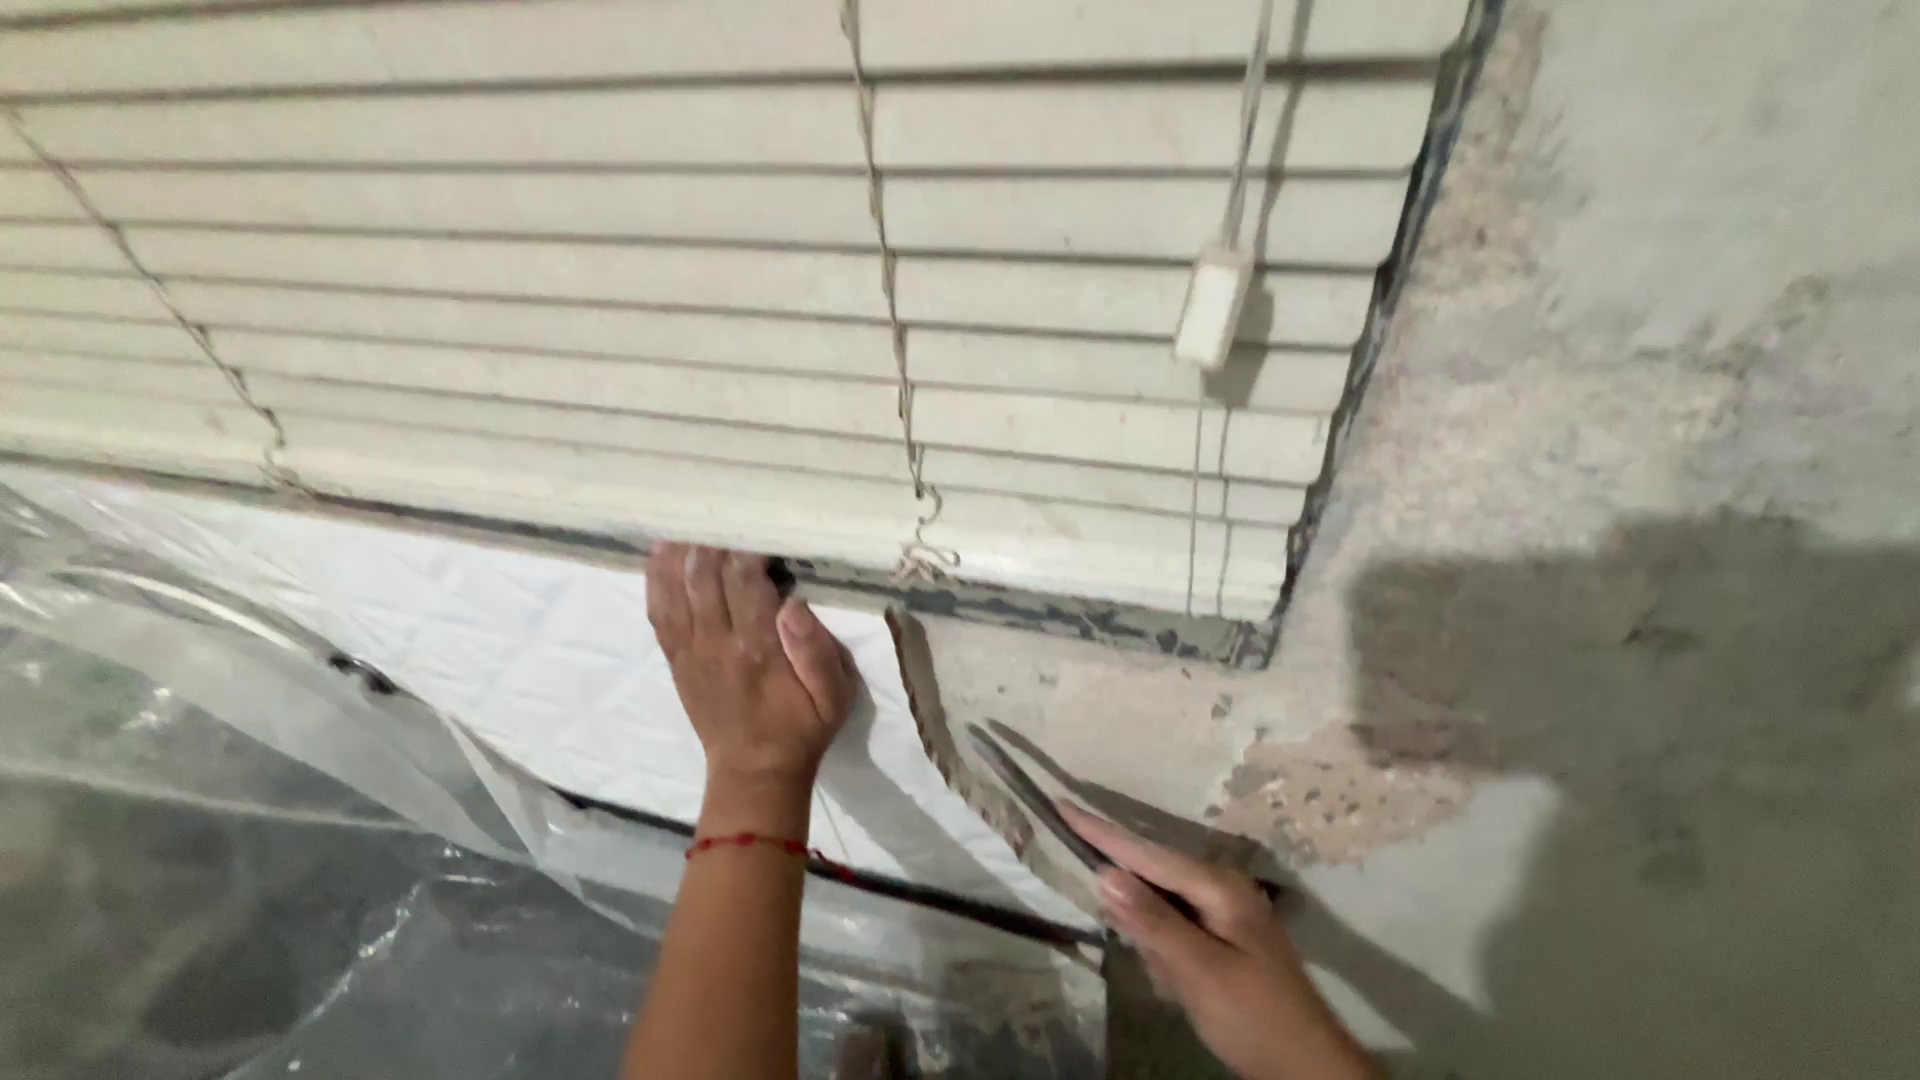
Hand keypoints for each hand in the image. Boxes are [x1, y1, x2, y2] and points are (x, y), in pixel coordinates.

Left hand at [647, 543, 855, 790]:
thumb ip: (816, 651)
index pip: (744, 581)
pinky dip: (655, 579)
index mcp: (758, 647)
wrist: (754, 770)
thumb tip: (794, 604)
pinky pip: (658, 613)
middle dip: (713, 540)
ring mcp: (690, 651)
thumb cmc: (802, 728)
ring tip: (690, 521)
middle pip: (703, 577)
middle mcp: (717, 643)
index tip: (762, 529)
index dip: (749, 548)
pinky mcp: (676, 660)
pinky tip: (661, 552)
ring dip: (680, 552)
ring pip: (674, 589)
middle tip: (727, 516)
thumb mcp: (833, 696)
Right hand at [1060, 803, 1375, 1079]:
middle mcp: (1220, 887)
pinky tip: (1179, 982)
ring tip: (1171, 975)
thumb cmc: (1254, 1017)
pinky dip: (1165, 952)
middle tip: (1117, 909)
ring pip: (1160, 905)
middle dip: (1129, 898)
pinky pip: (1174, 929)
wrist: (1309, 1070)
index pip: (1146, 853)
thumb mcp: (1199, 970)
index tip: (1061, 803)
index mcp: (1217, 886)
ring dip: (1150, 936)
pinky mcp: (1219, 936)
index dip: (1100, 831)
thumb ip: (1151, 920)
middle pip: (1152, 874)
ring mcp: (1222, 911)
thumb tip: (1105, 872)